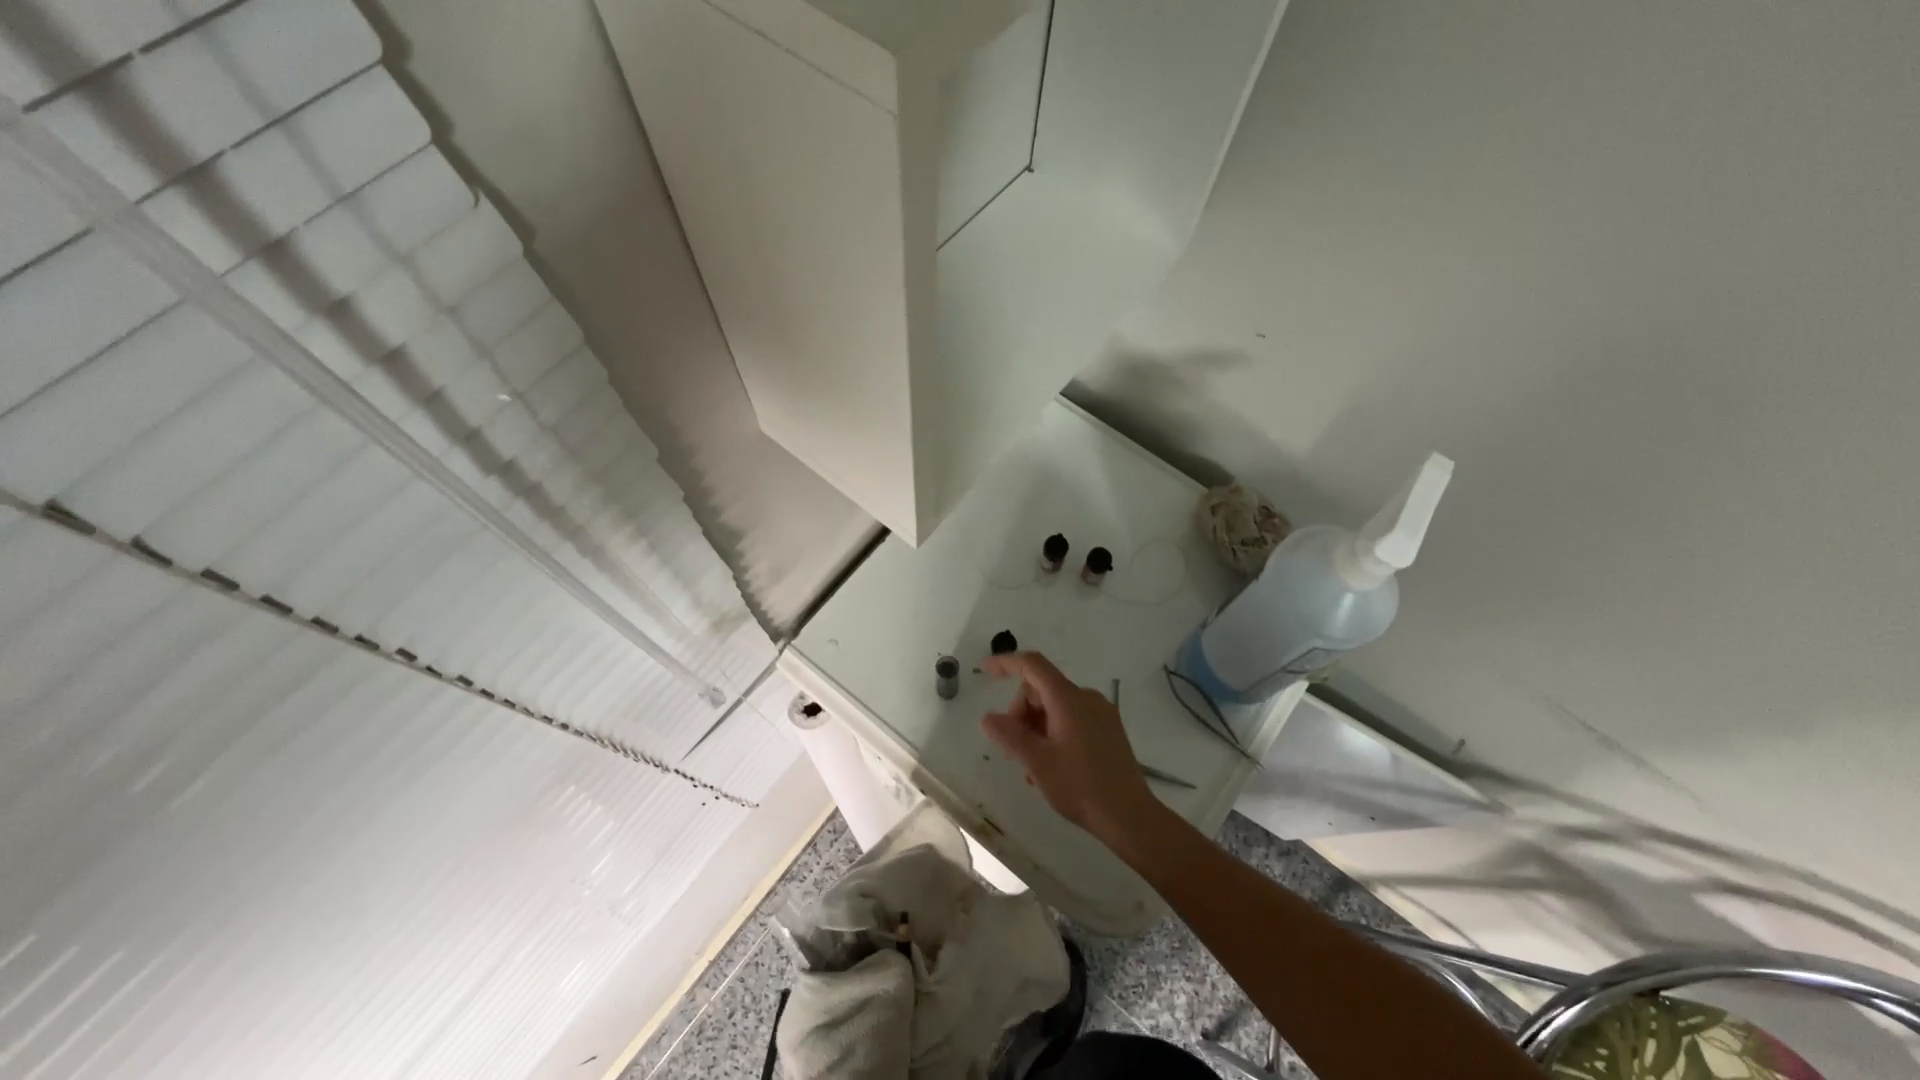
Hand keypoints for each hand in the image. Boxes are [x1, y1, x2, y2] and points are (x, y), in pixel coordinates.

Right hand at [979, 652, 1160, 843]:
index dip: (1006, 663)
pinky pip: (1072, 720)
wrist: (1129, 815)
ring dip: (1035, 730)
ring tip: (1031, 768)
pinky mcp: (1109, 731)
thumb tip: (988, 717)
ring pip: (1055, 708)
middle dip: (1020, 714)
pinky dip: (1053, 735)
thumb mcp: (1037, 762)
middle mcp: (1087, 699)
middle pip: (1042, 690)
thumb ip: (1009, 735)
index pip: (1033, 666)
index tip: (983, 670)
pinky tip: (1049, 767)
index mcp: (1069, 699)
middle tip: (1013, 751)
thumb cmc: (1080, 786)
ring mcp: (1101, 714)